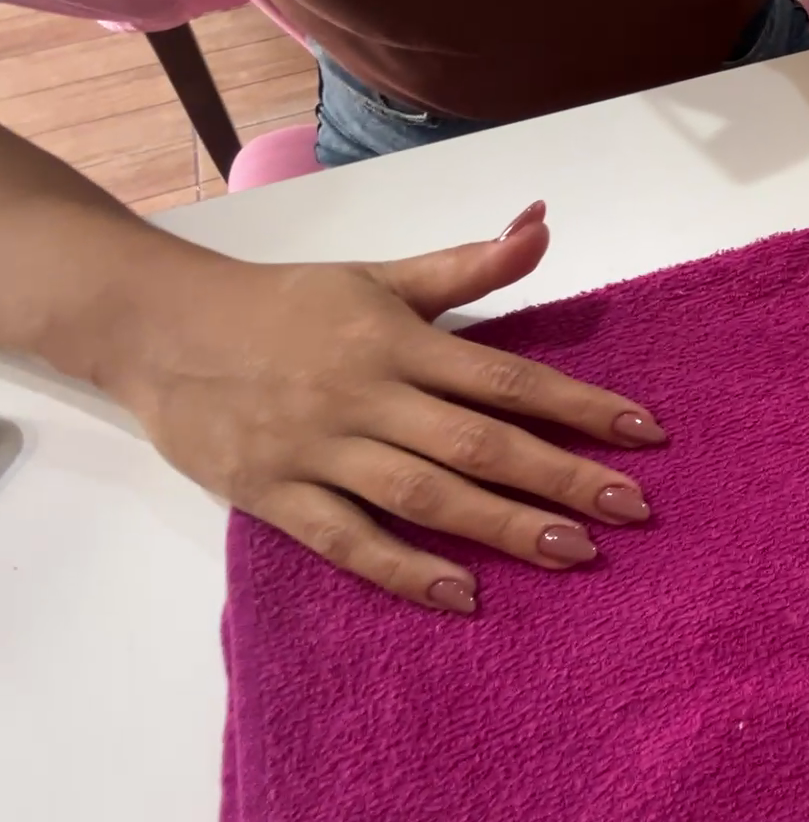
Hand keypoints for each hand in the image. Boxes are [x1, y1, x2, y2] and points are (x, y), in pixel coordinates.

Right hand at [96, 202, 664, 613]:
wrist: (149, 322)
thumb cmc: (292, 303)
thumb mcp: (385, 278)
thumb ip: (470, 265)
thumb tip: (543, 225)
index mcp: (403, 344)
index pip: (512, 380)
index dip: (583, 406)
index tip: (646, 432)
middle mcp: (368, 398)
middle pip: (481, 445)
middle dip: (563, 477)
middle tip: (632, 508)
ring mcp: (317, 450)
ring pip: (425, 497)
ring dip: (503, 527)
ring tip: (574, 551)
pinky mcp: (269, 495)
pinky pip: (345, 540)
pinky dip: (403, 571)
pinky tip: (466, 596)